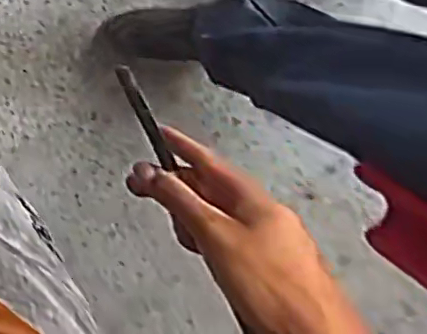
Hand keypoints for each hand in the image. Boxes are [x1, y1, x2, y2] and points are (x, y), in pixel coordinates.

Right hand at [128, 127, 367, 333]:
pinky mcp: (273, 272)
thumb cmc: (280, 293)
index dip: (181, 144)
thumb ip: (177, 197)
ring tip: (184, 234)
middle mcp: (270, 220)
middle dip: (177, 187)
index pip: (210, 161)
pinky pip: (230, 241)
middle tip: (145, 186)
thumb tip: (149, 171)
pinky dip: (209, 241)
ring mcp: (274, 246)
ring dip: (193, 219)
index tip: (161, 133)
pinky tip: (207, 255)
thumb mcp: (214, 234)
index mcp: (259, 203)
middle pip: (211, 189)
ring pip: (219, 217)